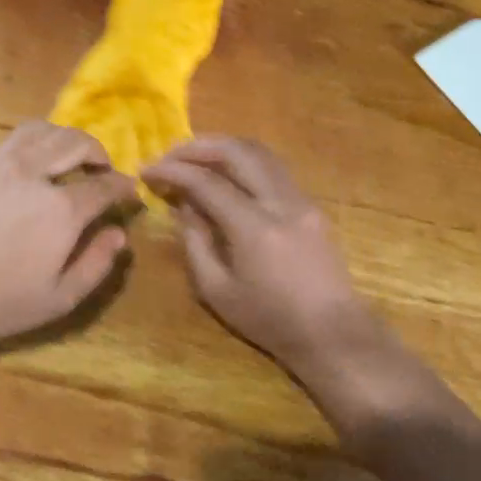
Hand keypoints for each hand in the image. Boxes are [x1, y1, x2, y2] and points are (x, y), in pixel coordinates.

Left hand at [0, 122, 137, 345]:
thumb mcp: (58, 298)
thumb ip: (96, 263)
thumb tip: (118, 233)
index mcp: (60, 210)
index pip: (103, 185)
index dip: (123, 187)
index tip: (129, 192)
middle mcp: (32, 175)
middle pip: (75, 142)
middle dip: (97, 152)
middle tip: (101, 171)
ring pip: (41, 130)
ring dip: (64, 139)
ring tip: (67, 159)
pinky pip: (10, 142)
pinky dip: (32, 146)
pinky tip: (29, 170)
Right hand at [142, 137, 386, 389]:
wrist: (332, 333)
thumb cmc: (269, 320)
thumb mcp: (216, 291)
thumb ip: (195, 242)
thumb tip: (185, 205)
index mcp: (255, 228)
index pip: (207, 183)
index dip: (173, 171)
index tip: (147, 170)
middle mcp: (281, 203)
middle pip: (238, 152)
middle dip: (198, 146)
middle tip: (169, 155)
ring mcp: (301, 200)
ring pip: (260, 152)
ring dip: (223, 148)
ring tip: (195, 157)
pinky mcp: (310, 205)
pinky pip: (273, 168)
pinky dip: (243, 161)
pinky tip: (225, 173)